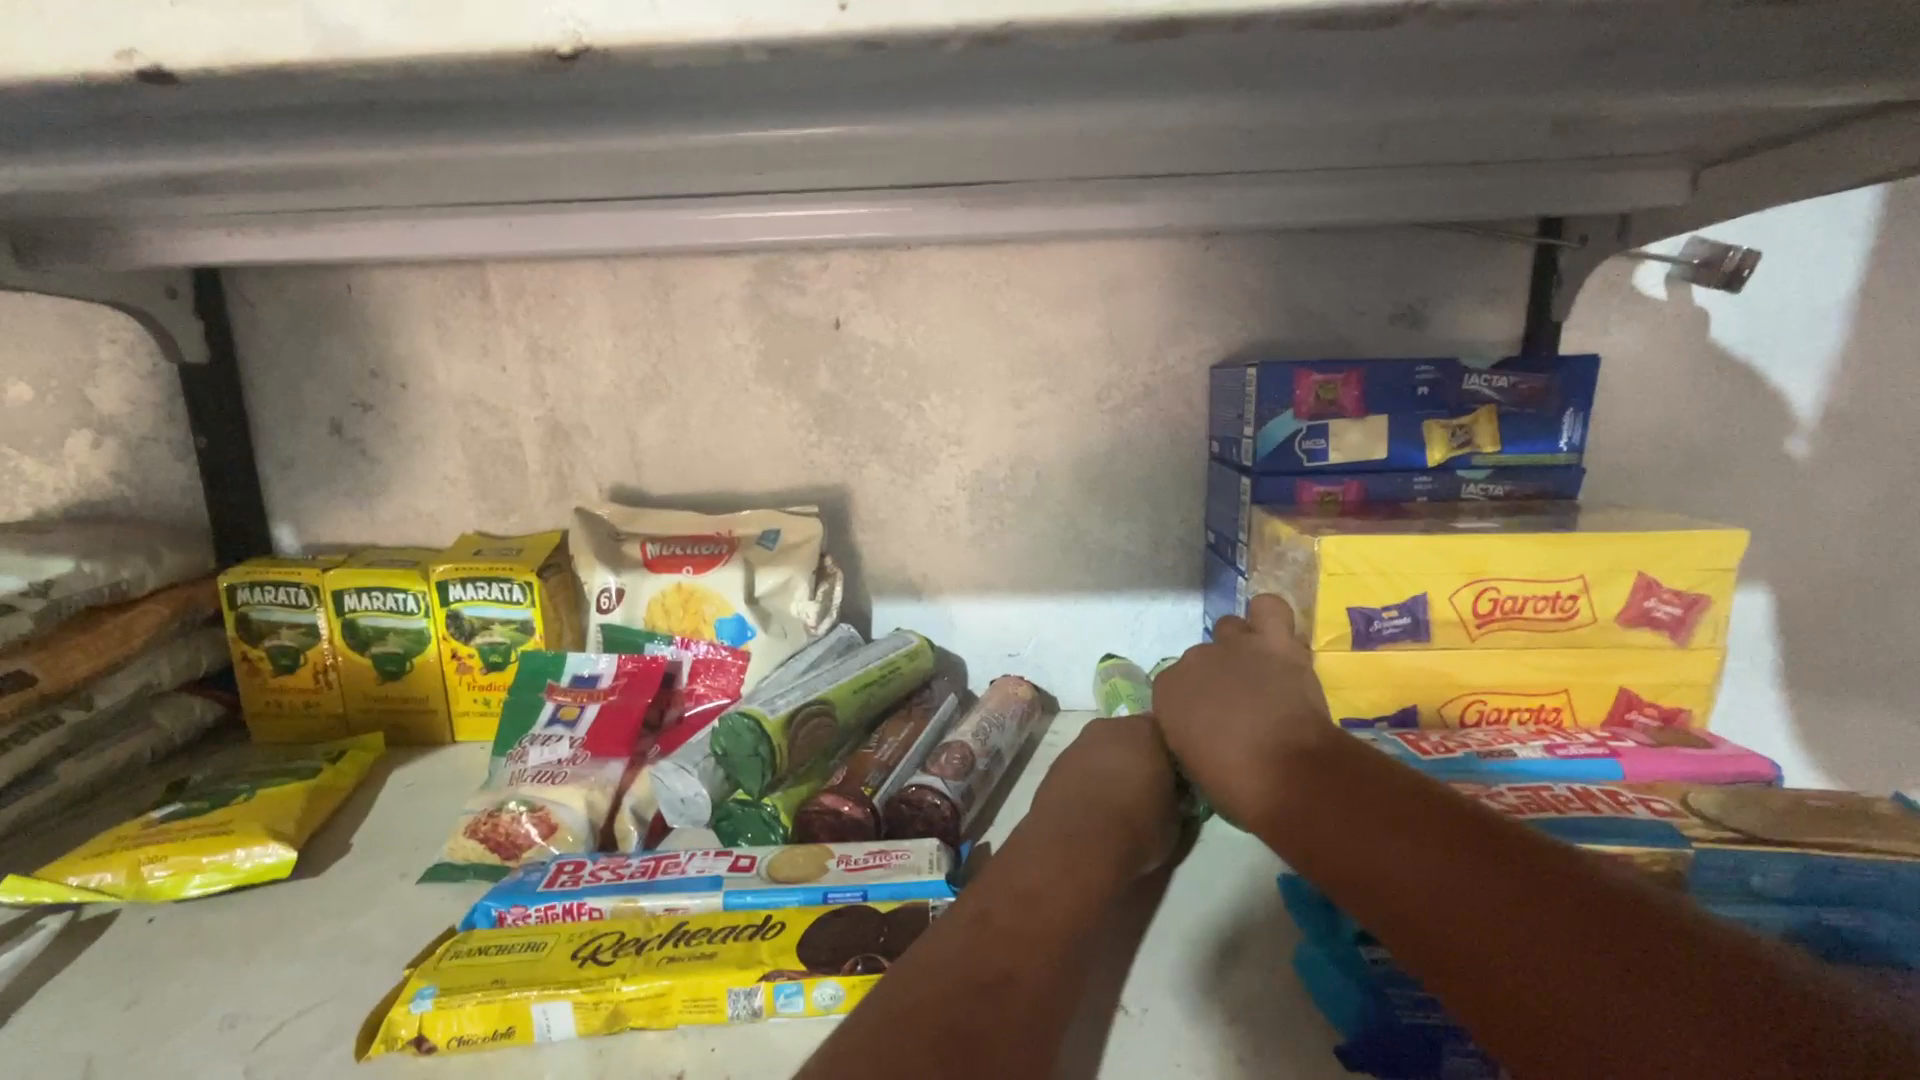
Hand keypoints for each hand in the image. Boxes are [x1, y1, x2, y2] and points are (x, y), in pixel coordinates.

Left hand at [1028, 715, 1179, 879]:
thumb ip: (1172, 795)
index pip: (1164, 733)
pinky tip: (1091, 808)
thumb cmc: (1138, 827)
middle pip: (1128, 737)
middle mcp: (1108, 727)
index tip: (1174, 778)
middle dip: (1136, 757)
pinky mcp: (1054, 766)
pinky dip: (1087, 782)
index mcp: (1145, 730)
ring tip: (1115, 802)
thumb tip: (1166, 795)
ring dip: (1109, 769)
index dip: (1169, 756)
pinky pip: (1080, 769)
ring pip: (1101, 751)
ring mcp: (1077, 744)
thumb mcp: (1175, 817)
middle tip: (1145, 787)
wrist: (1077, 845)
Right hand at [1153, 594, 1340, 829]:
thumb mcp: (1194, 765)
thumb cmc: (1236, 785)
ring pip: (1230, 628)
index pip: (1173, 688)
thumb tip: (1206, 733)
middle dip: (1218, 677)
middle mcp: (1192, 661)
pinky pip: (1269, 608)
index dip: (1194, 705)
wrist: (1285, 774)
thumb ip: (1191, 735)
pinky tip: (1275, 637)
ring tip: (1259, 670)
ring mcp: (1232, 646)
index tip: (1211, 725)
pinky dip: (1270, 617)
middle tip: (1241, 704)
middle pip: (1201, 659)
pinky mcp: (1273, 640)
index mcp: (1167, 693)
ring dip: (1241, 645)